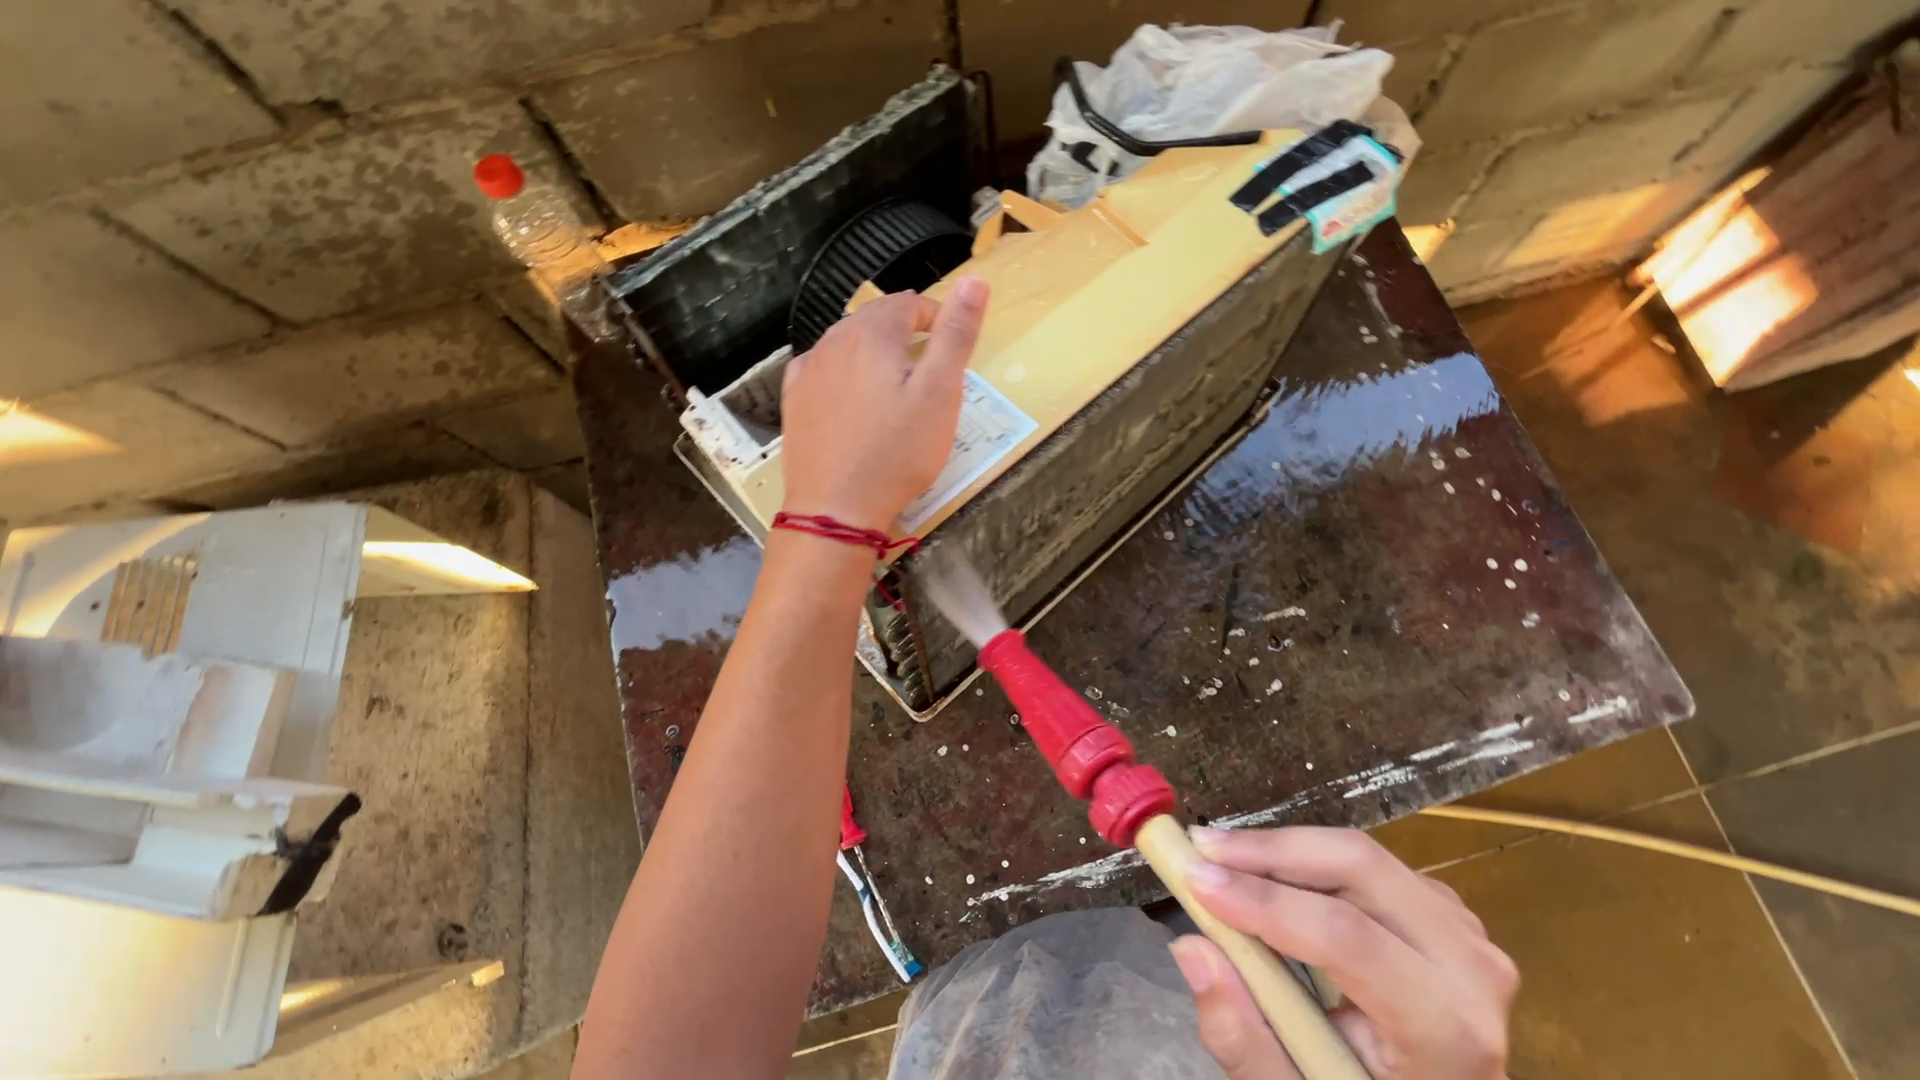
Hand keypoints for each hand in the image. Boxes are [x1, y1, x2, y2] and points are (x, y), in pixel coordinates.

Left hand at [780, 279, 989, 532]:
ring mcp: (808, 371)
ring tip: (894, 379)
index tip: (952, 342)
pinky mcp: (794, 401)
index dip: (936, 316)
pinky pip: (822, 368)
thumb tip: (975, 280)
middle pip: (874, 319)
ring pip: (845, 342)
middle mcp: (834, 341)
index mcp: (873, 334)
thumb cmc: (898, 452)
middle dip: (904, 330)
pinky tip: (852, 393)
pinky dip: (843, 371)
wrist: (836, 507)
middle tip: (928, 361)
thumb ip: (956, 335)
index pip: (909, 303)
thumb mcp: (940, 393)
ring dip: (872, 349)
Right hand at [1169, 826, 1517, 1079]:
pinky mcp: (1445, 911)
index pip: (1347, 938)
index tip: (1192, 879)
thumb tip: (1191, 949)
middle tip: (1198, 848)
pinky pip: (1366, 864)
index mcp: (1450, 1031)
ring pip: (1360, 856)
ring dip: (1281, 850)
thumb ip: (1242, 1038)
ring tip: (1218, 859)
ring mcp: (1465, 932)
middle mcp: (1472, 966)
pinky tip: (1263, 876)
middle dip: (1269, 851)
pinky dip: (1305, 859)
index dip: (1264, 901)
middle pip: (1359, 870)